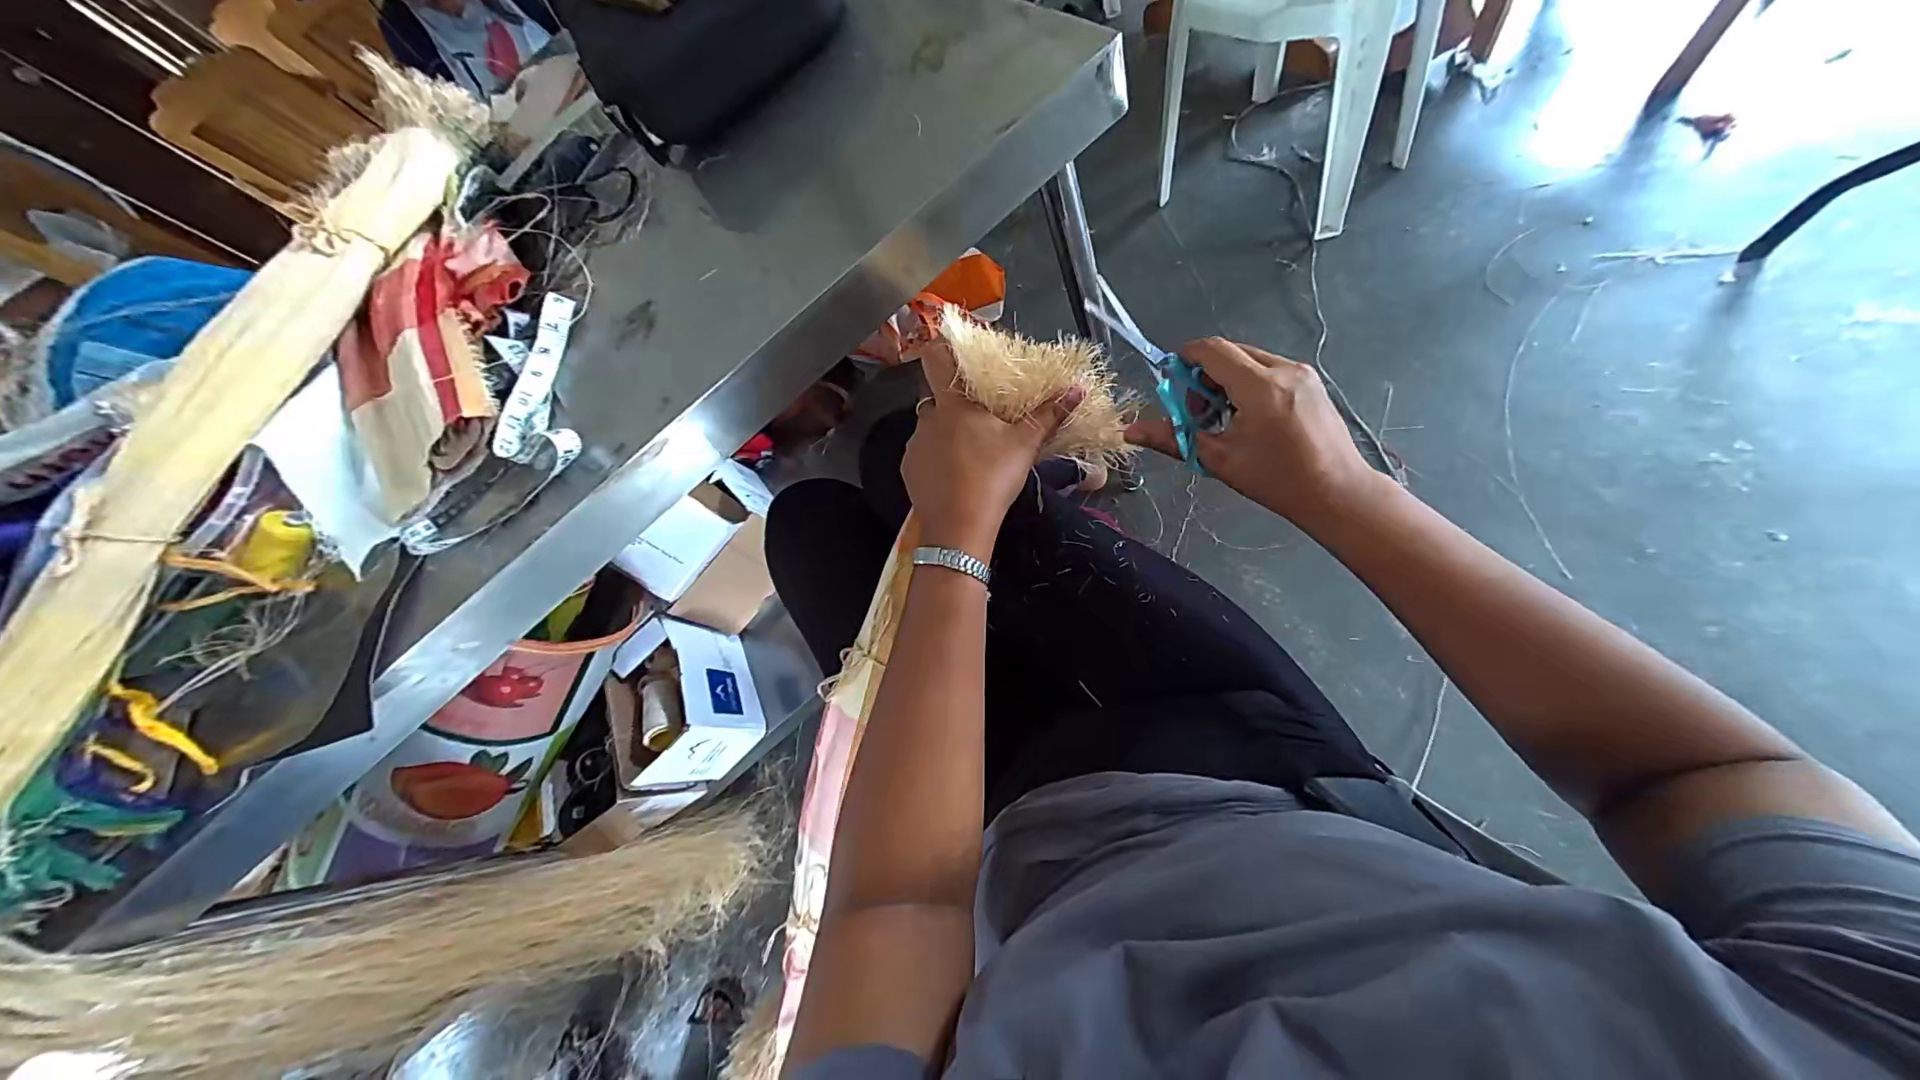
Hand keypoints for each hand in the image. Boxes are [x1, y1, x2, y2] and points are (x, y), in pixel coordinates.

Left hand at [904, 341, 1083, 559]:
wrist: (959, 528)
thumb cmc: (992, 478)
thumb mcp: (1025, 445)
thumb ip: (1048, 414)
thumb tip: (1077, 389)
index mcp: (953, 405)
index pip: (936, 360)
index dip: (942, 348)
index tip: (952, 349)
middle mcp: (926, 419)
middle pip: (937, 398)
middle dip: (956, 404)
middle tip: (981, 419)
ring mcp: (914, 445)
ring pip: (930, 427)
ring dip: (946, 432)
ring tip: (971, 453)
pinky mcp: (907, 470)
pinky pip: (922, 453)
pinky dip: (936, 458)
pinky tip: (955, 474)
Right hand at [1125, 338, 1381, 526]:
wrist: (1336, 491)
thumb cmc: (1275, 479)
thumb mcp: (1217, 459)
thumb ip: (1172, 438)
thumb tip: (1130, 432)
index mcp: (1259, 387)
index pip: (1212, 350)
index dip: (1184, 358)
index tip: (1171, 380)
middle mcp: (1283, 369)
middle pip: (1229, 353)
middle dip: (1204, 376)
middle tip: (1199, 413)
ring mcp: (1301, 373)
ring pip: (1249, 360)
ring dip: (1226, 381)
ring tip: (1225, 419)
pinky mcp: (1311, 381)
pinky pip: (1268, 369)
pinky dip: (1248, 384)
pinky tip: (1249, 418)